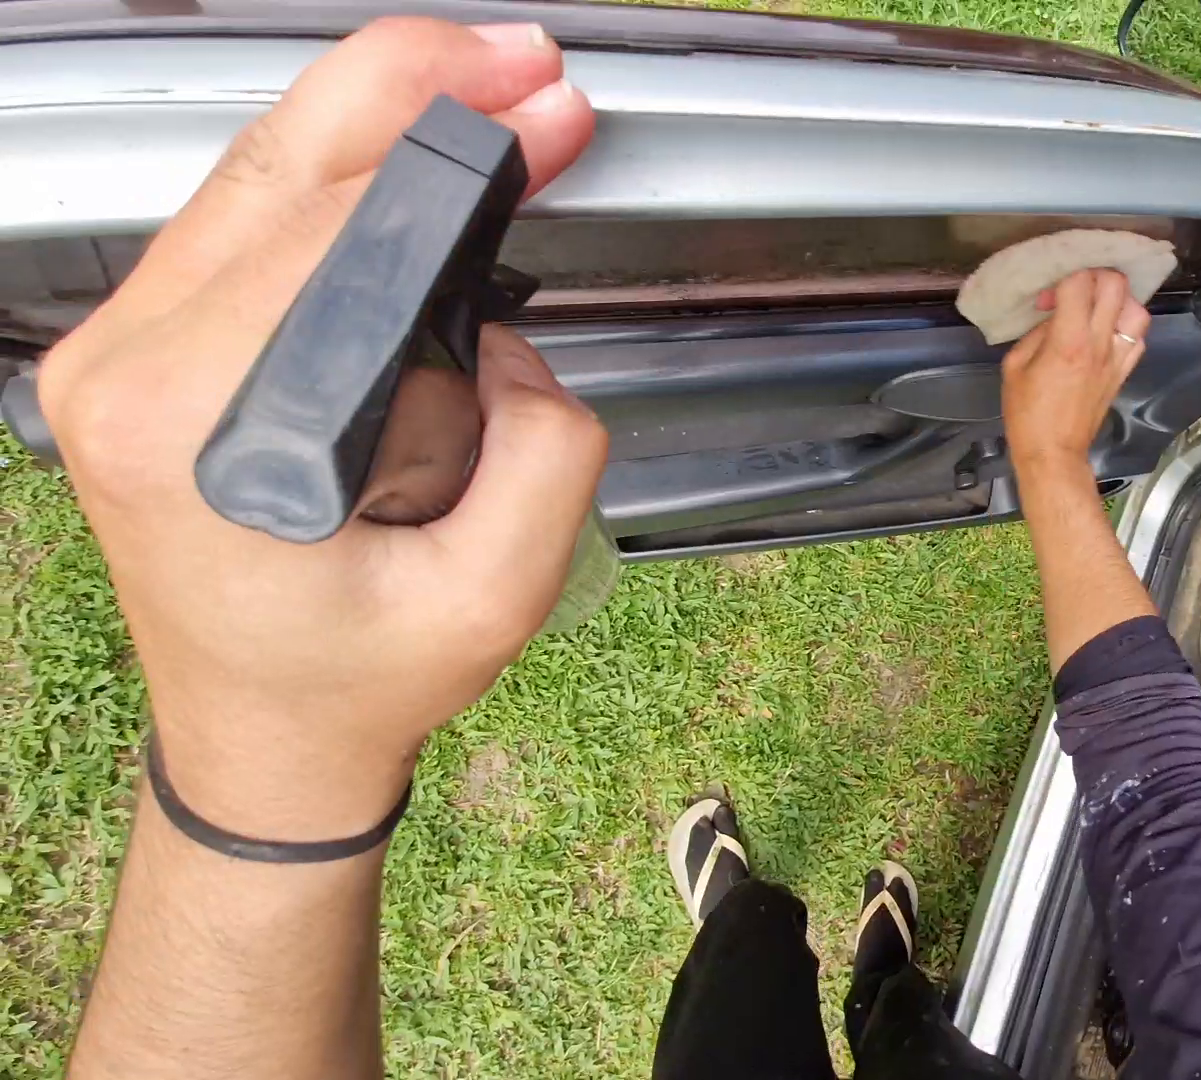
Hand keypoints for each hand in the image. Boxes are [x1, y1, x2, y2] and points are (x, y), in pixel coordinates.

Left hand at [34, 18, 604, 839]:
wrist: (272, 726)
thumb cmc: (375, 674)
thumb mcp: (505, 588)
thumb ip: (545, 451)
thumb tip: (517, 349)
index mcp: (203, 424)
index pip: (339, 238)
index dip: (449, 156)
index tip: (540, 108)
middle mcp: (135, 361)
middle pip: (284, 171)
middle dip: (415, 96)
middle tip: (530, 65)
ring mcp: (133, 348)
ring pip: (268, 180)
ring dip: (386, 123)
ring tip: (495, 99)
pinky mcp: (169, 351)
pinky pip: (267, 228)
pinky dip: (355, 178)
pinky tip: (422, 166)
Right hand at [1000, 268, 1150, 476]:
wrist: (1053, 453)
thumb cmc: (1027, 414)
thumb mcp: (1014, 367)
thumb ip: (1035, 333)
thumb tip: (1052, 316)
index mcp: (1068, 341)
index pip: (1080, 283)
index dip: (1063, 277)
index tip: (1049, 295)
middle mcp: (1099, 344)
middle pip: (1115, 285)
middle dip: (1094, 277)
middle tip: (1077, 288)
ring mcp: (1117, 359)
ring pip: (1136, 309)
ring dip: (1118, 300)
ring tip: (1097, 306)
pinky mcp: (1123, 373)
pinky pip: (1138, 337)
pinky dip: (1126, 326)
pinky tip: (1108, 330)